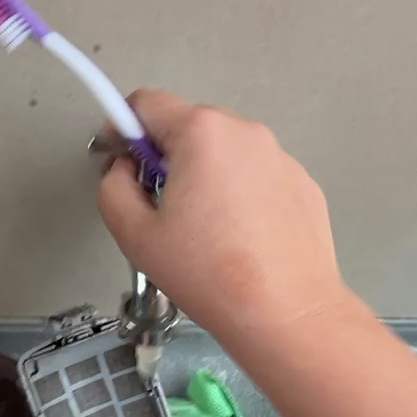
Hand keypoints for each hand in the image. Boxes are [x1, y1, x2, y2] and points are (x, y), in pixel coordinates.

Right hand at [97, 89, 352, 341]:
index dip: (123, 128)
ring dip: (205, 176)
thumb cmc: (212, 275)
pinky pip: (257, 176)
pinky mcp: (303, 184)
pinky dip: (240, 195)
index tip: (120, 159)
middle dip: (167, 157)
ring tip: (204, 232)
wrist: (287, 313)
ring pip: (225, 153)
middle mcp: (245, 133)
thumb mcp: (135, 234)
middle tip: (161, 208)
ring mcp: (280, 157)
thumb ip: (113, 187)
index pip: (146, 103)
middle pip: (189, 126)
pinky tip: (238, 239)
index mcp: (201, 134)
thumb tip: (123, 170)